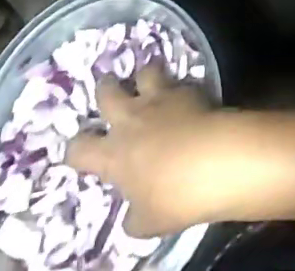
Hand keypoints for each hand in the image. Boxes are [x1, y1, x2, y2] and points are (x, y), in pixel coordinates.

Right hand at [65, 63, 216, 236]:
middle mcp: (131, 119)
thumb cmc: (175, 196)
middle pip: (106, 92)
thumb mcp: (147, 222)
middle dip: (106, 89)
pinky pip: (180, 81)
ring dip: (145, 77)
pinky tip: (188, 95)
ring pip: (145, 72)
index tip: (85, 151)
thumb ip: (134, 216)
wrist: (217, 158)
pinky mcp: (190, 88)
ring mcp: (161, 99)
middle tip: (110, 90)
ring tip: (151, 82)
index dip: (78, 149)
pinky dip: (180, 87)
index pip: (78, 148)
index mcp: (113, 154)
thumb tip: (132, 216)